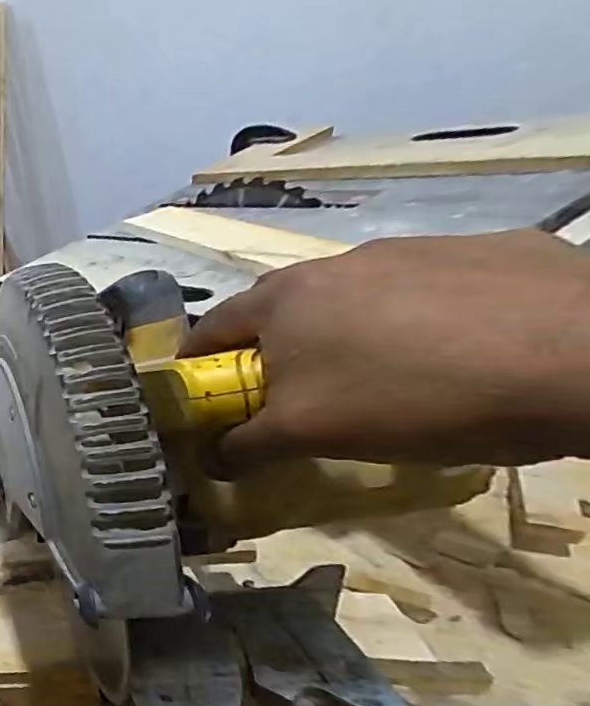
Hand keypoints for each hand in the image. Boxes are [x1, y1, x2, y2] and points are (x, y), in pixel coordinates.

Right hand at [181, 229, 589, 470]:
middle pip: (284, 310)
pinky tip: (466, 354)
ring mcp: (426, 248)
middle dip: (278, 350)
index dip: (201, 367)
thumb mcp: (306, 437)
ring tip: (394, 377)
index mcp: (283, 297)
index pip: (210, 329)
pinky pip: (440, 288)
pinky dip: (433, 318)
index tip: (213, 399)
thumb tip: (211, 458)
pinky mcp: (504, 249)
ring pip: (362, 296)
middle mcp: (342, 261)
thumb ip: (241, 446)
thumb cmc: (415, 396)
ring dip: (355, 333)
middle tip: (300, 394)